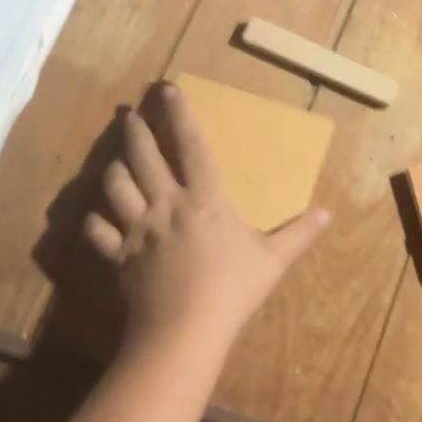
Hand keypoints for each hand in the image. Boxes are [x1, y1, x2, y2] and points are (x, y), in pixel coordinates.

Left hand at [86, 82, 327, 353]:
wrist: (182, 332)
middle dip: (136, 131)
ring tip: (115, 158)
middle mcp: (166, 204)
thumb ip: (298, 234)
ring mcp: (137, 230)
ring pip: (115, 186)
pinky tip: (97, 216)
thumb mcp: (273, 260)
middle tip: (129, 114)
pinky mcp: (118, 257)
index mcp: (205, 198)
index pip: (192, 146)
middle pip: (144, 157)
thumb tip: (327, 213)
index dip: (180, 114)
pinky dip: (94, 220)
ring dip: (113, 168)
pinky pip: (97, 231)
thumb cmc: (231, 290)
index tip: (167, 89)